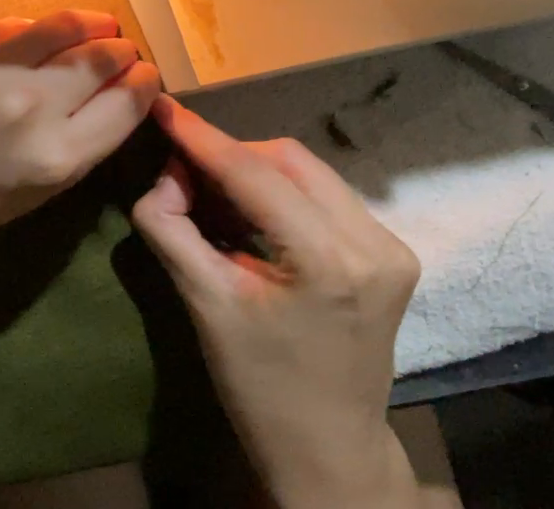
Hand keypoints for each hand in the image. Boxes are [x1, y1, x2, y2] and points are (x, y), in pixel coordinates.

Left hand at [0, 10, 161, 260]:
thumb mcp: (46, 189)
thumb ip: (86, 138)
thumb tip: (116, 88)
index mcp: (61, 155)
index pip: (129, 98)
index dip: (144, 81)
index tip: (142, 75)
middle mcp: (33, 105)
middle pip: (101, 57)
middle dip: (119, 51)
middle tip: (118, 50)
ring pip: (61, 25)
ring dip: (87, 24)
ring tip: (93, 27)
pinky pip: (12, 25)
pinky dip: (32, 31)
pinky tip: (34, 38)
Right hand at [131, 98, 423, 508]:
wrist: (327, 447)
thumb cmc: (258, 384)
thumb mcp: (202, 302)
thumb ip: (169, 227)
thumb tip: (166, 175)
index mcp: (329, 261)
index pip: (253, 173)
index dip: (200, 136)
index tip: (161, 106)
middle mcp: (373, 243)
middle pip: (286, 158)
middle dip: (228, 154)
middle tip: (183, 174)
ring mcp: (391, 246)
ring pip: (308, 170)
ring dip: (254, 169)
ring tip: (213, 194)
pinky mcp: (392, 252)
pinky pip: (324, 193)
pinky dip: (280, 190)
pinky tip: (253, 215)